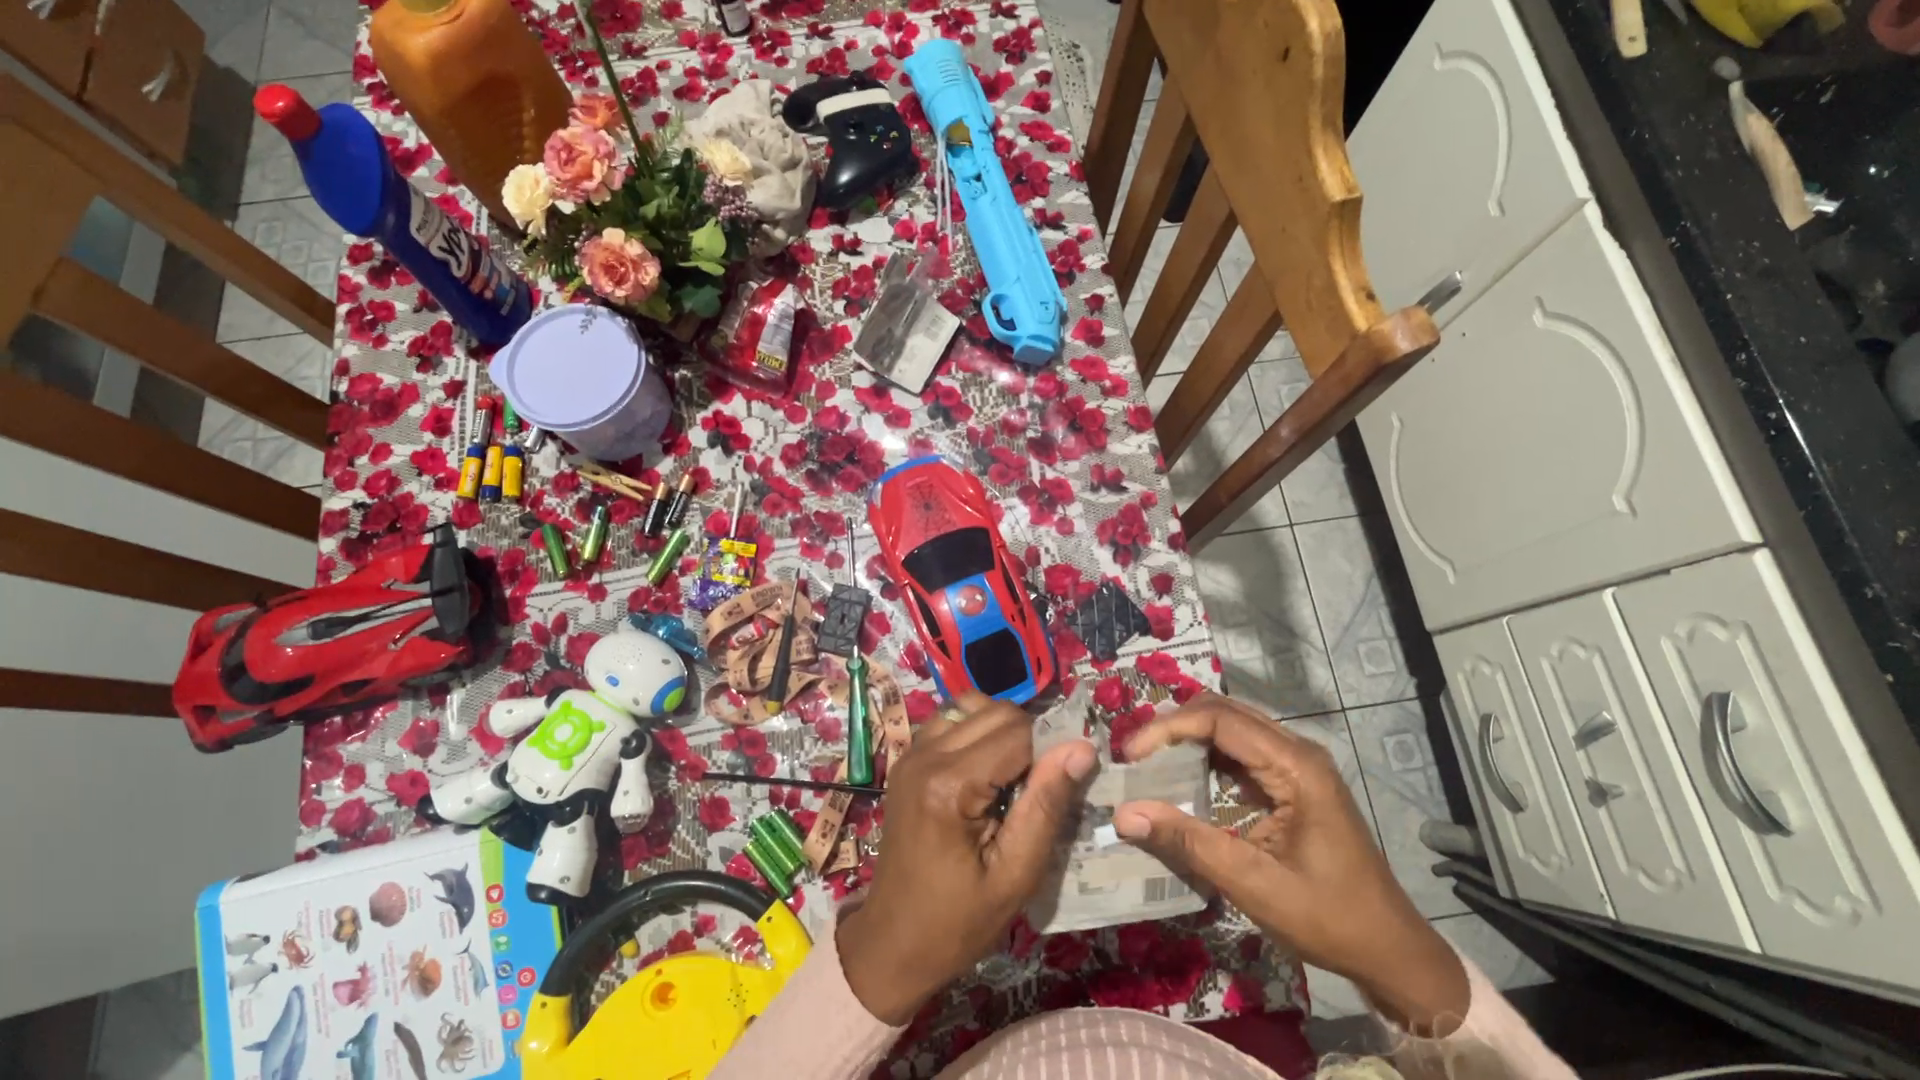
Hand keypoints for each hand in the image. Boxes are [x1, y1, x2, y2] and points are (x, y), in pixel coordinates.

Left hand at [838, 692, 1096, 1023]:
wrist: (895, 942)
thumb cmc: (958, 921)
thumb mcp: (1016, 874)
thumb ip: (1046, 805)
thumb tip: (1081, 747)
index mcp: (949, 784)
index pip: (1019, 731)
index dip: (1048, 755)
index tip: (1053, 795)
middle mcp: (924, 755)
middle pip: (997, 711)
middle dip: (1026, 741)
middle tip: (1031, 792)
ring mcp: (910, 753)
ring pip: (973, 706)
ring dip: (1000, 733)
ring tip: (1009, 781)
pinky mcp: (906, 759)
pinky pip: (950, 720)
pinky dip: (975, 734)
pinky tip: (983, 775)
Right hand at [1114, 694, 1469, 1034]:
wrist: (1389, 948)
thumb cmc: (1327, 917)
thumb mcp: (1254, 884)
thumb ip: (1190, 844)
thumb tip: (1126, 814)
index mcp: (1297, 768)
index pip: (1220, 720)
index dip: (1169, 729)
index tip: (1130, 756)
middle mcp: (1299, 754)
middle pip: (1225, 713)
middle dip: (1173, 727)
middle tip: (1132, 757)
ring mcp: (1299, 767)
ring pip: (1233, 729)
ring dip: (1188, 740)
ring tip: (1147, 765)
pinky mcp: (1294, 784)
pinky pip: (1243, 754)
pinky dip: (1206, 759)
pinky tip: (1181, 782)